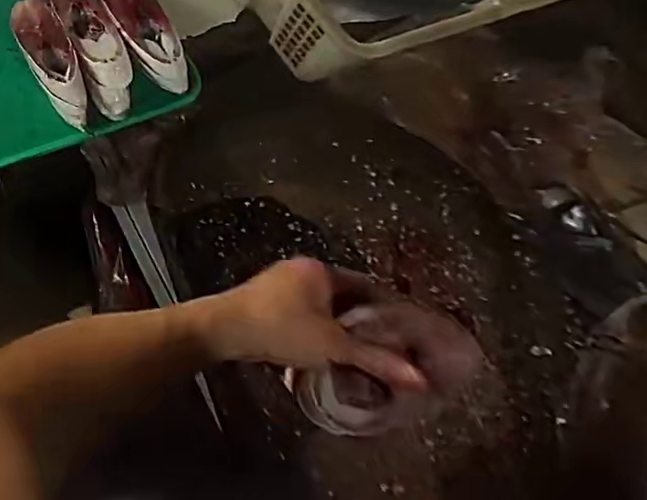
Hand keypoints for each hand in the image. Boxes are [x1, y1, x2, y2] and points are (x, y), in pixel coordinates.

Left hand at [186, 259, 425, 392]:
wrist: (225, 328)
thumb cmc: (281, 328)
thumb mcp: (333, 345)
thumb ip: (375, 359)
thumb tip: (420, 378)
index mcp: (318, 269)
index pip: (366, 285)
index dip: (388, 311)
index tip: (409, 336)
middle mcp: (301, 268)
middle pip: (345, 296)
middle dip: (365, 323)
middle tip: (391, 351)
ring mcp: (282, 281)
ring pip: (325, 306)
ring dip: (342, 329)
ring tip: (364, 356)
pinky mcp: (270, 298)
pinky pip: (306, 312)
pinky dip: (321, 329)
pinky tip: (330, 352)